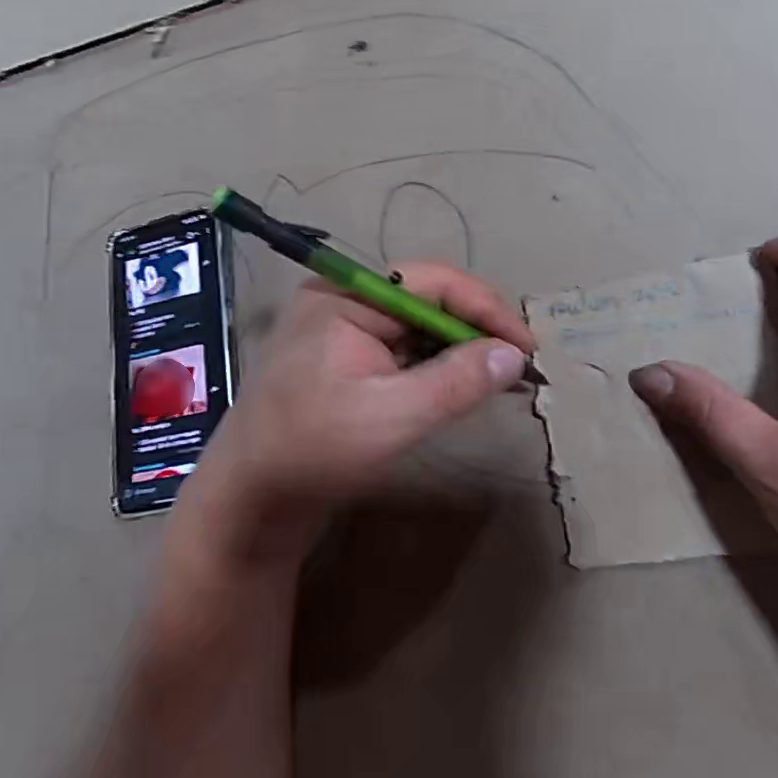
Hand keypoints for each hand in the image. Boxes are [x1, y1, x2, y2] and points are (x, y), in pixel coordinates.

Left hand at [171, 262, 532, 566]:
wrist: (249, 495)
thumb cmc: (315, 449)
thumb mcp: (394, 415)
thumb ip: (457, 381)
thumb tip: (513, 354)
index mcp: (347, 296)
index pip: (433, 282)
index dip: (487, 309)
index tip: (528, 348)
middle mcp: (342, 300)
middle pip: (425, 298)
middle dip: (474, 330)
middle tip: (517, 365)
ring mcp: (338, 328)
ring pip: (414, 325)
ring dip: (456, 347)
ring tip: (496, 377)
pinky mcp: (340, 358)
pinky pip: (396, 347)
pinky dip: (430, 363)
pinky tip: (455, 385)